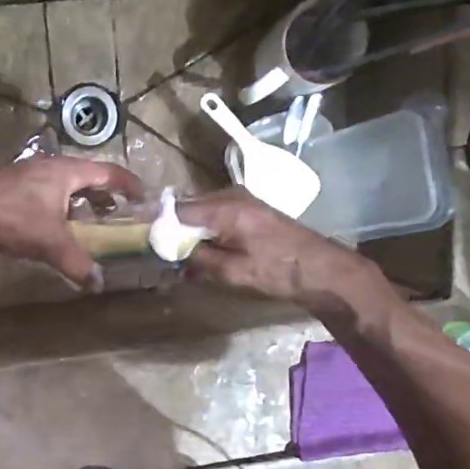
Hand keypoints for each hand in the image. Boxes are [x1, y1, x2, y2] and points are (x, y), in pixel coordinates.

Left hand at [0, 158, 142, 289]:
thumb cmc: (13, 221)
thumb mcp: (51, 244)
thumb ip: (78, 263)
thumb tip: (99, 284)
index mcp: (65, 172)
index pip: (107, 172)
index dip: (128, 184)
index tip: (143, 196)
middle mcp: (48, 166)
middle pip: (85, 174)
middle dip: (103, 192)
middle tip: (116, 210)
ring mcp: (26, 173)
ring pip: (62, 182)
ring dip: (78, 198)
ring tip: (86, 218)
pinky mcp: (10, 184)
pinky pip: (44, 189)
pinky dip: (58, 202)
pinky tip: (52, 222)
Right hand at [178, 188, 379, 310]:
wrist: (324, 270)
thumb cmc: (278, 272)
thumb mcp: (232, 273)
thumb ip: (198, 260)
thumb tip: (172, 254)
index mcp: (225, 208)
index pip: (178, 209)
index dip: (159, 224)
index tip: (145, 241)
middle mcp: (231, 196)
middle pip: (189, 207)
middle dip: (173, 229)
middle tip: (160, 253)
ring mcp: (243, 201)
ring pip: (202, 212)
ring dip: (190, 232)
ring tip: (180, 257)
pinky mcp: (252, 210)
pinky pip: (218, 216)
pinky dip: (207, 231)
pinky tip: (203, 252)